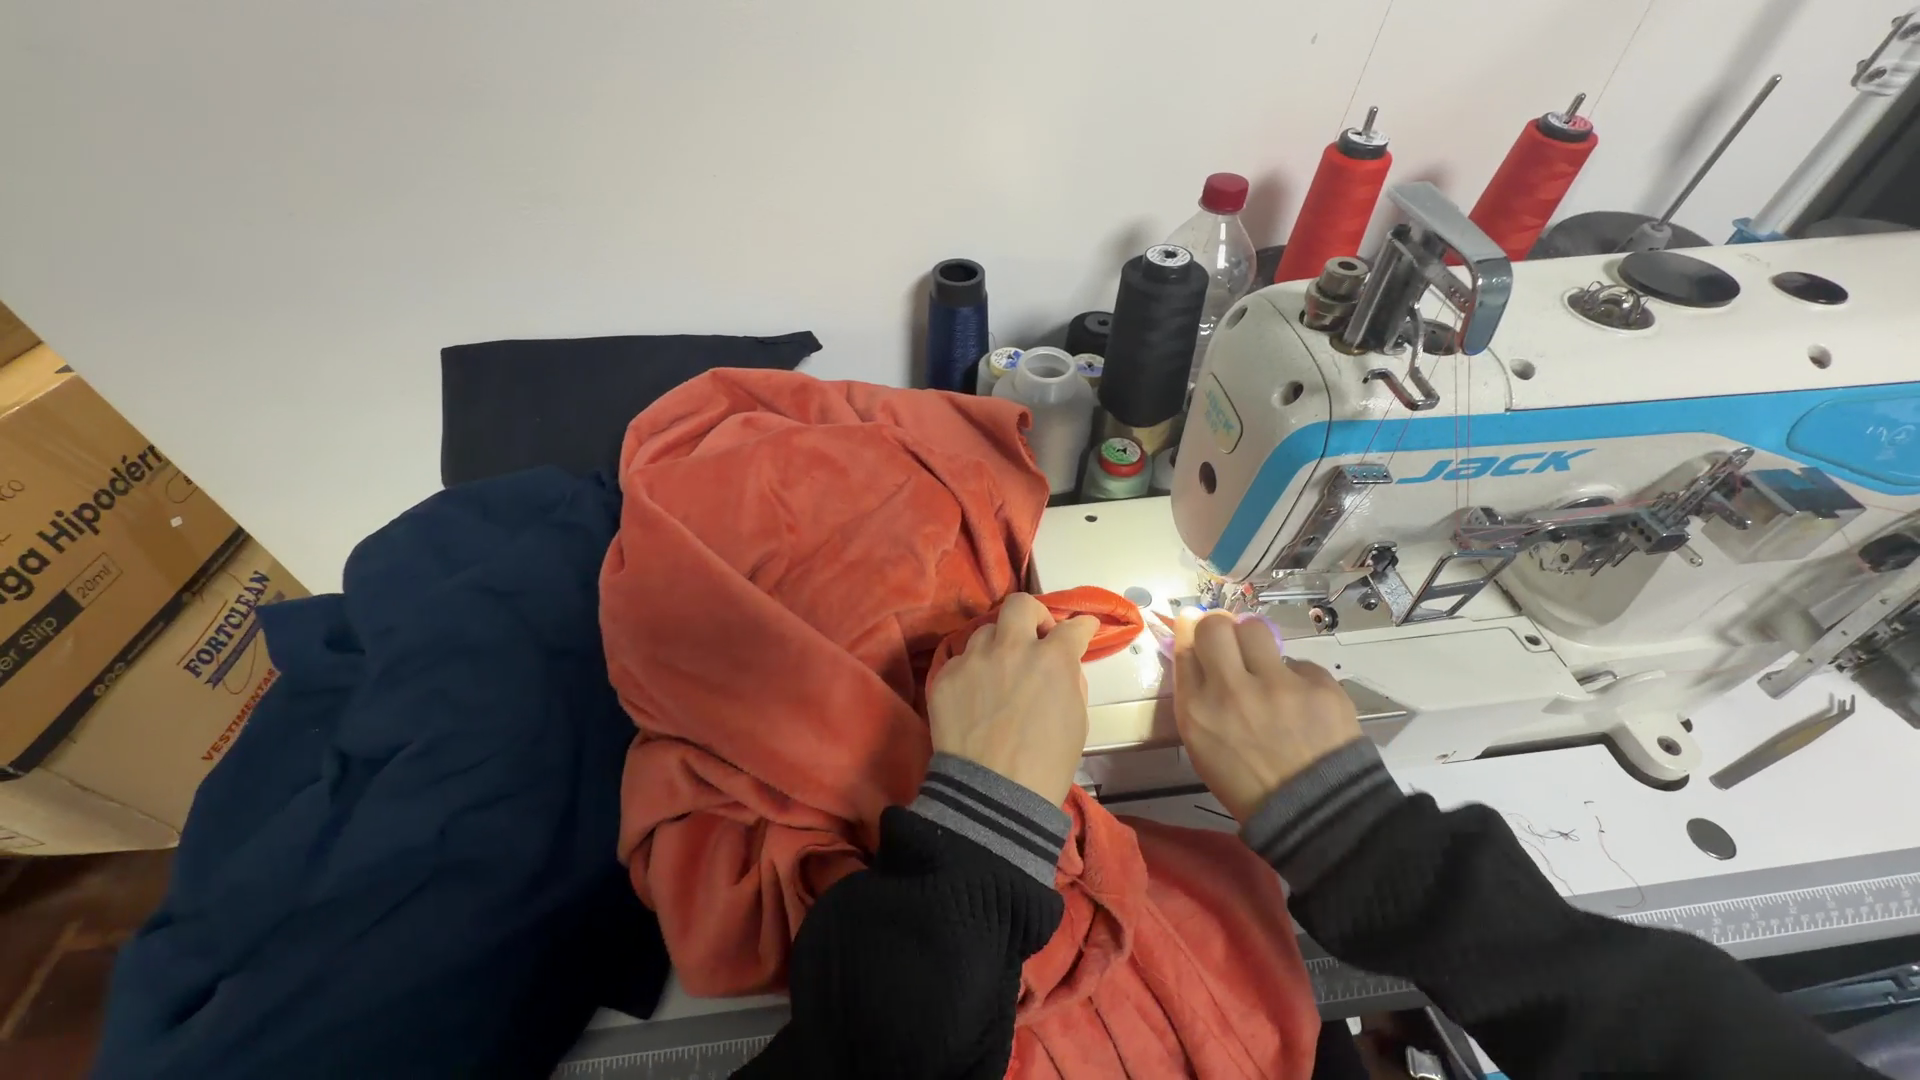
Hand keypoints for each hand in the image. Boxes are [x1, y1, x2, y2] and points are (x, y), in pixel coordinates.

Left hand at [928, 594, 1099, 805]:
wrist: (993, 795)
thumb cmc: (1047, 764)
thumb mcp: (1077, 720)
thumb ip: (1070, 680)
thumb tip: (1063, 663)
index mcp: (1051, 659)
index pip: (1072, 627)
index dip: (1081, 626)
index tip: (1083, 628)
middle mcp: (1011, 648)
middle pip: (1020, 604)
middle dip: (1033, 615)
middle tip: (1035, 636)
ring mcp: (973, 660)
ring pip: (986, 632)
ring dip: (999, 646)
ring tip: (1000, 673)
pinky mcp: (945, 677)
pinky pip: (961, 661)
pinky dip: (973, 673)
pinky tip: (976, 697)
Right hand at [1173, 610, 1360, 821]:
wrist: (1318, 816)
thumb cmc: (1250, 787)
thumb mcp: (1204, 747)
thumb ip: (1196, 698)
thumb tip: (1194, 652)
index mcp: (1197, 712)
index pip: (1186, 649)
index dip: (1192, 637)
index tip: (1199, 634)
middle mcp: (1231, 690)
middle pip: (1215, 627)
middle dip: (1220, 630)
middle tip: (1231, 645)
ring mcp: (1278, 685)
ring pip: (1256, 629)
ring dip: (1256, 644)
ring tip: (1267, 668)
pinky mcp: (1319, 685)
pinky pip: (1299, 664)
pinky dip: (1298, 680)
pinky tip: (1303, 705)